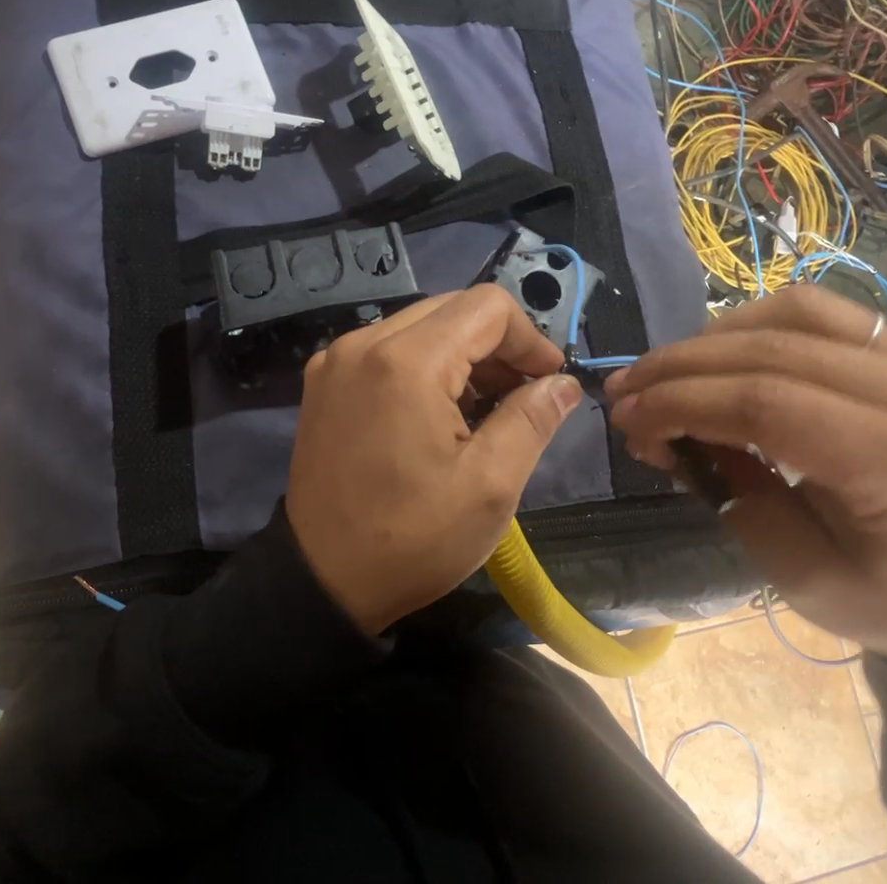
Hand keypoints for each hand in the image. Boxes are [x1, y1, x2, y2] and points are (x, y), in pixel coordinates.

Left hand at [287, 285, 584, 634]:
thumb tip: (563, 383)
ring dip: (461, 356)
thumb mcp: (490, 485)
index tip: (549, 382)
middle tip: (523, 398)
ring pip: (418, 327)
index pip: (486, 307)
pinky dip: (423, 367)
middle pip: (451, 310)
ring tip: (484, 412)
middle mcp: (363, 343)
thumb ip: (532, 419)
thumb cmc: (412, 539)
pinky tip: (438, 414)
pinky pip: (386, 351)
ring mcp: (335, 361)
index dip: (530, 338)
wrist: (323, 579)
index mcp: (405, 361)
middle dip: (497, 346)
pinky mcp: (323, 383)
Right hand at [604, 287, 886, 661]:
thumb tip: (665, 430)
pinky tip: (720, 353)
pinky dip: (756, 325)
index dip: (680, 402)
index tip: (626, 418)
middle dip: (680, 368)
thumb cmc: (885, 602)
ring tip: (666, 373)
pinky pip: (823, 314)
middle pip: (773, 352)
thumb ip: (731, 490)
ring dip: (713, 338)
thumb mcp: (798, 573)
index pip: (766, 403)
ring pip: (794, 316)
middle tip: (625, 391)